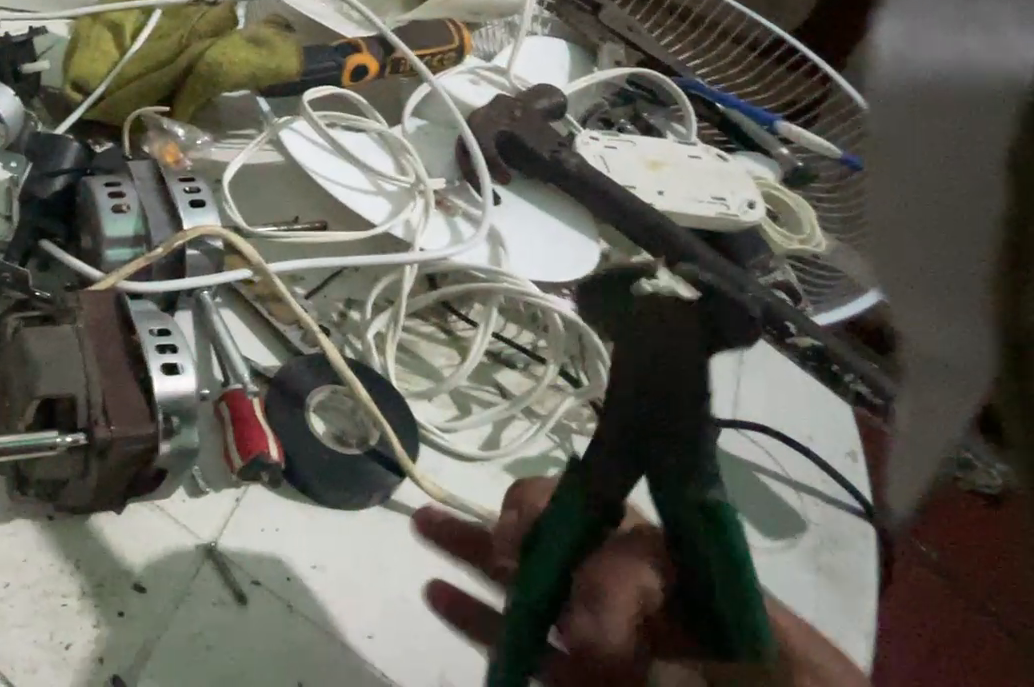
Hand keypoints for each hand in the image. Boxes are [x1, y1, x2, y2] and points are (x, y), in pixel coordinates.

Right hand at [414, 477, 868, 686]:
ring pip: (533, 578)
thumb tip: (580, 637)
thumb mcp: (770, 679)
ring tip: (423, 522)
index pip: (637, 549)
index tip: (584, 635)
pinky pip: (519, 640)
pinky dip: (475, 615)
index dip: (600, 572)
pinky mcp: (577, 679)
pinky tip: (434, 591)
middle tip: (500, 544)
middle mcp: (648, 605)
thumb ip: (687, 659)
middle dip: (526, 523)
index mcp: (703, 594)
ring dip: (476, 548)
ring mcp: (609, 642)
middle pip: (575, 535)